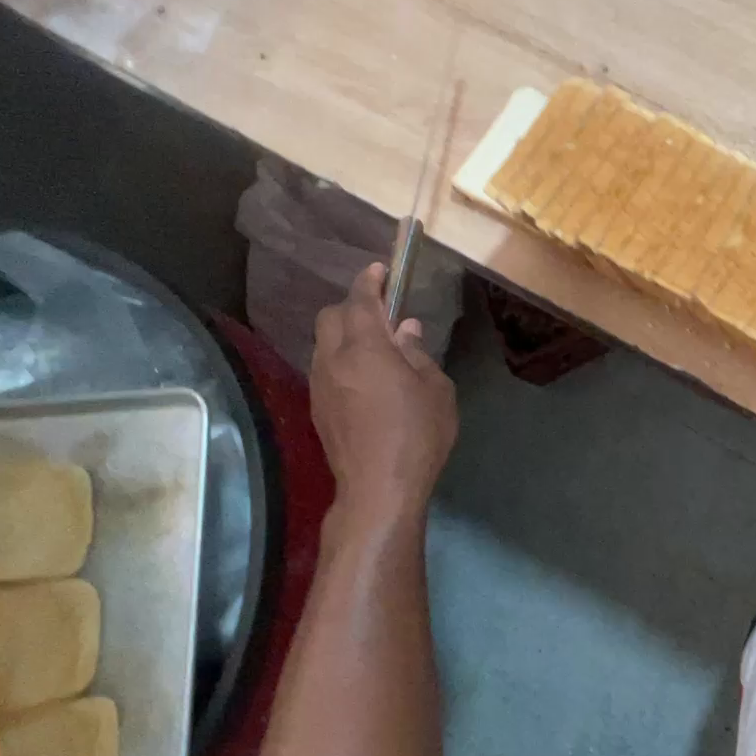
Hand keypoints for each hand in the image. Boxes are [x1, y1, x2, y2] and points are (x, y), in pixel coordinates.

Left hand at [311, 264, 457, 517]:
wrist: (379, 485)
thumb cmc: (418, 433)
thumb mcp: (436, 390)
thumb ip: (418, 355)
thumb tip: (406, 331)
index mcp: (366, 349)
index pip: (361, 302)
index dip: (370, 282)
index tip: (380, 269)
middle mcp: (334, 359)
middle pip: (331, 317)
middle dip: (353, 306)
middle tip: (382, 312)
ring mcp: (320, 384)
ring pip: (325, 342)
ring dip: (347, 334)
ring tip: (379, 346)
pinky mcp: (319, 406)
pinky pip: (327, 367)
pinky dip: (344, 359)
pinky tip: (369, 377)